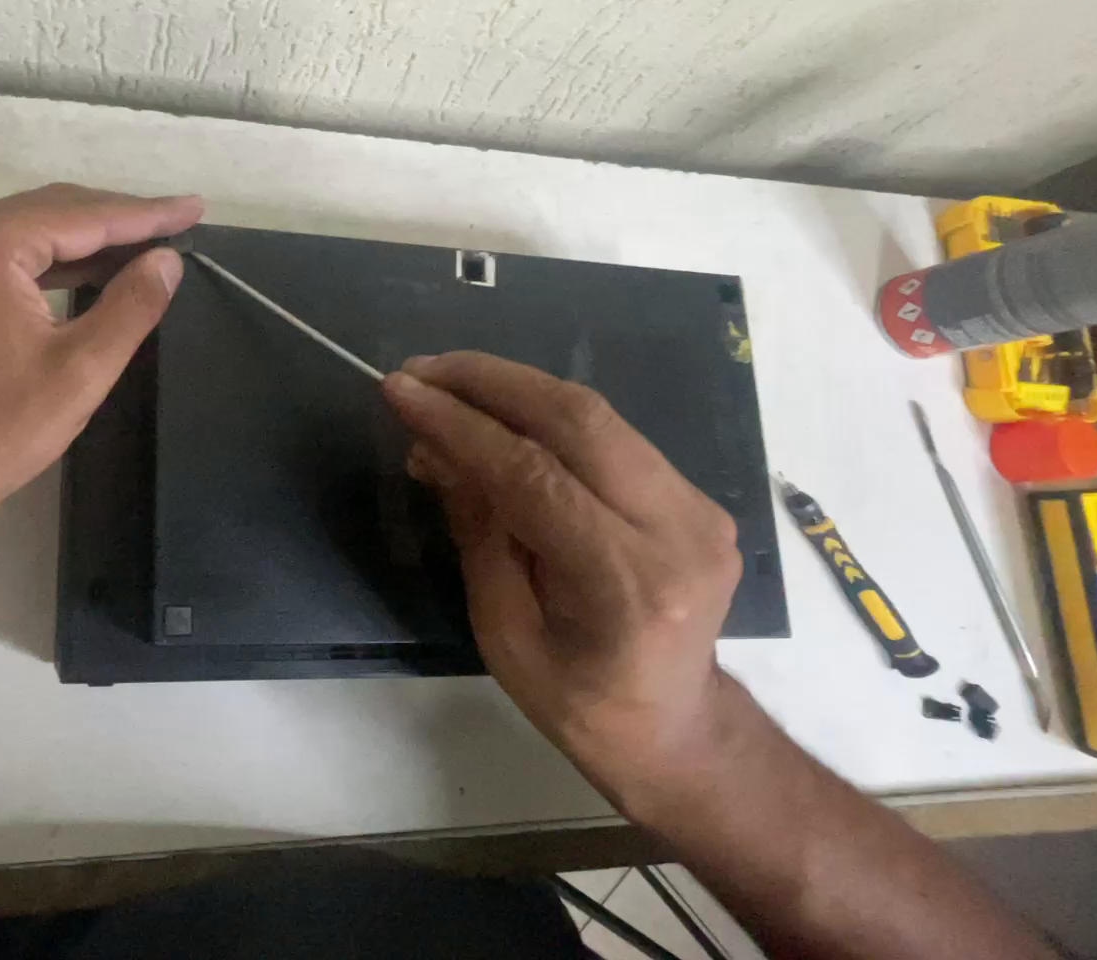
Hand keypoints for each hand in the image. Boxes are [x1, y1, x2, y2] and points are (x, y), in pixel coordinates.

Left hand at [0, 184, 201, 523]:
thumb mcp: (80, 369)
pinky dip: (46, 262)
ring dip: (83, 240)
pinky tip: (85, 270)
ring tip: (142, 245)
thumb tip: (167, 260)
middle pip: (49, 212)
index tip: (194, 207)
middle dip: (115, 220)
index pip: (81, 215)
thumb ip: (131, 306)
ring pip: (24, 232)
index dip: (145, 214)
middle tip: (175, 224)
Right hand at [381, 352, 744, 794]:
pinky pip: (607, 434)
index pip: (531, 474)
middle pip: (577, 419)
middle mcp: (677, 531)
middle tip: (419, 369)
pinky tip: (492, 412)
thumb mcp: (500, 626)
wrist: (674, 728)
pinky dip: (540, 414)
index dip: (458, 423)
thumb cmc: (573, 698)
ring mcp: (698, 506)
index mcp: (625, 583)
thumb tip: (432, 447)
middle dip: (487, 381)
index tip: (398, 390)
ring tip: (444, 380)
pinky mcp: (694, 494)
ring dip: (511, 386)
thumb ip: (476, 528)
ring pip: (595, 414)